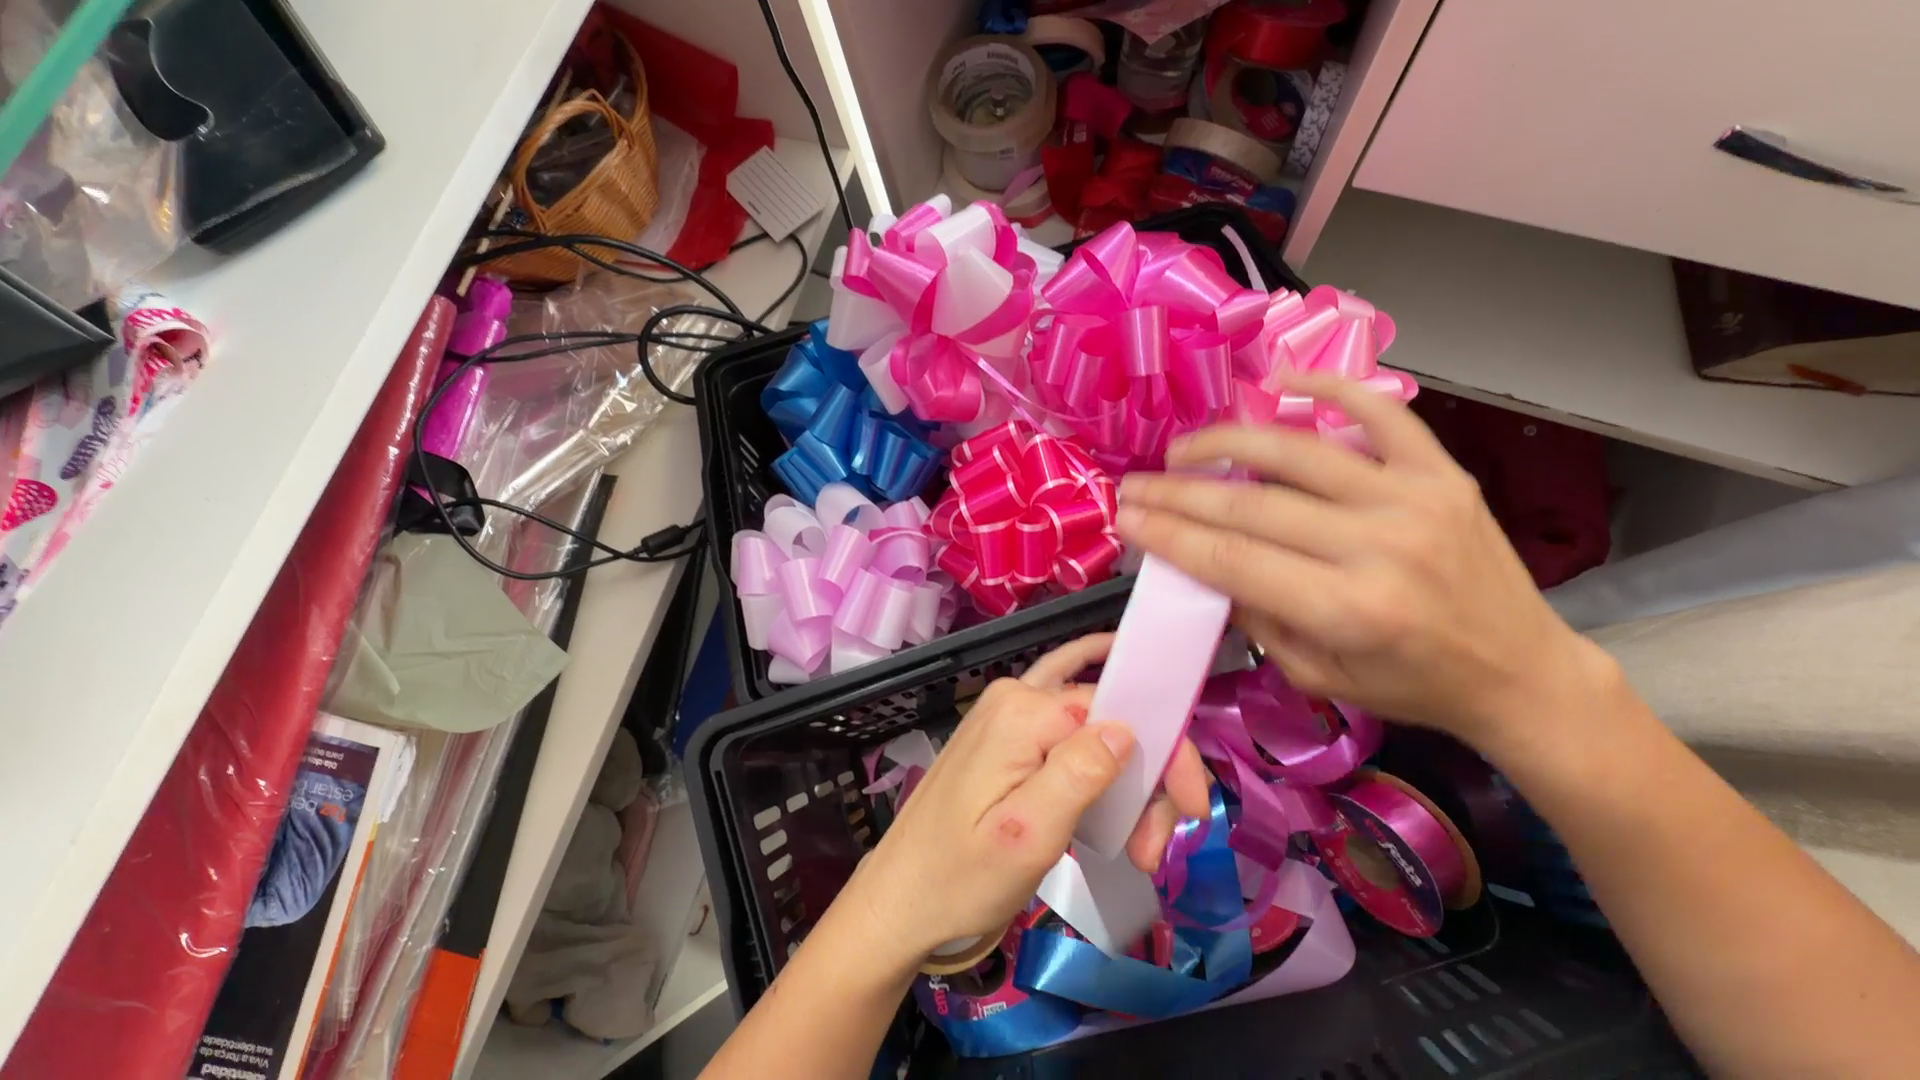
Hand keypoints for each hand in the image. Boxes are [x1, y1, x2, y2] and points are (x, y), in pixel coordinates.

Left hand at [838, 634, 1211, 968]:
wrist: (900, 904)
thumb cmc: (960, 880)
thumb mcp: (1028, 836)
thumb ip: (1079, 774)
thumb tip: (1127, 728)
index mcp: (1022, 712)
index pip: (1120, 712)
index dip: (1164, 759)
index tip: (1186, 817)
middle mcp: (1015, 698)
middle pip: (1110, 720)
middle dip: (1143, 783)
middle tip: (1148, 852)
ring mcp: (1006, 716)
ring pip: (1094, 727)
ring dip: (1125, 781)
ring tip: (1131, 847)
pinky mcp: (1005, 740)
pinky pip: (1067, 726)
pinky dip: (1100, 754)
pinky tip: (1120, 768)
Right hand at [1113, 376, 1614, 750]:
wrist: (1519, 671)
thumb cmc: (1411, 685)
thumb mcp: (1320, 678)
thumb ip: (1258, 621)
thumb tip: (1204, 564)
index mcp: (1348, 609)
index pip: (1232, 559)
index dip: (1169, 535)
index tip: (1125, 519)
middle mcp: (1378, 546)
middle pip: (1251, 505)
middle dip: (1178, 494)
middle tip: (1134, 486)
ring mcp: (1413, 499)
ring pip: (1298, 453)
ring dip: (1226, 444)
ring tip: (1182, 450)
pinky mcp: (1441, 473)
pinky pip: (1380, 414)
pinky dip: (1328, 388)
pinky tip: (1279, 383)